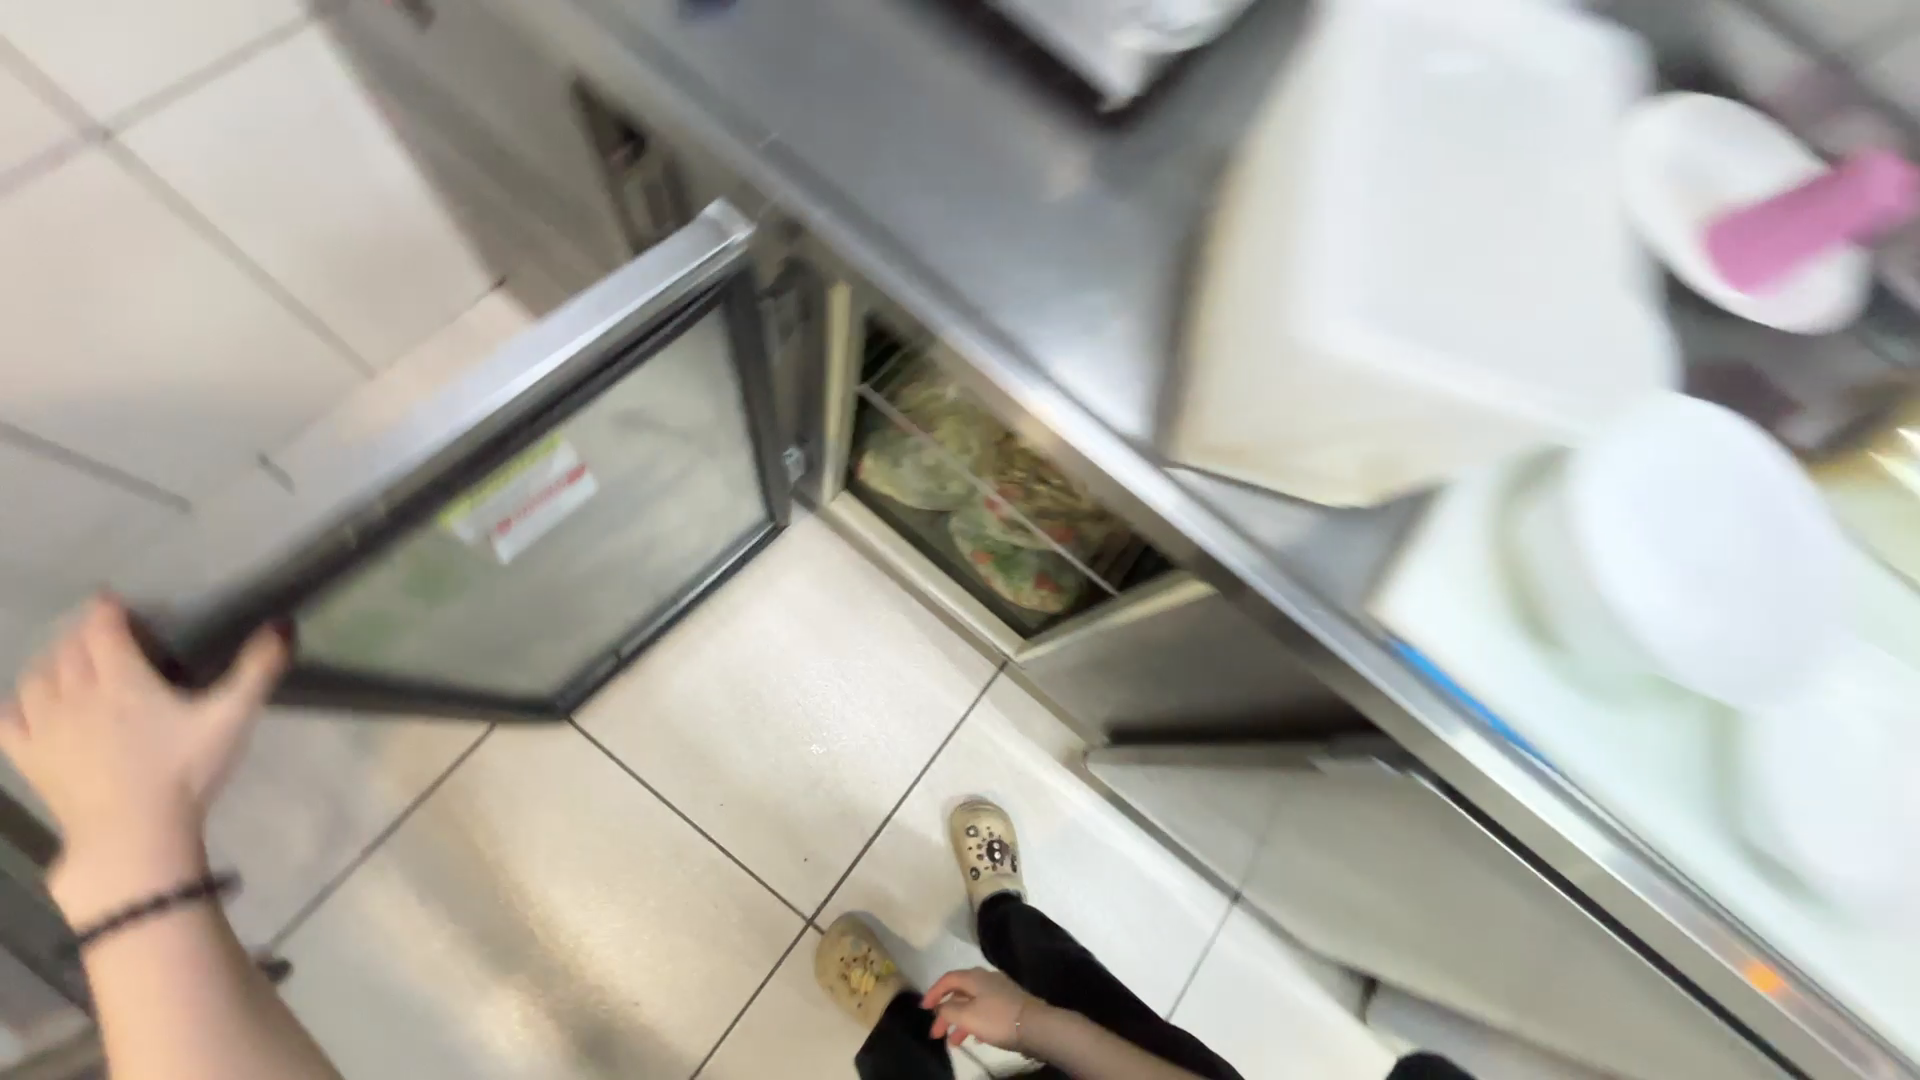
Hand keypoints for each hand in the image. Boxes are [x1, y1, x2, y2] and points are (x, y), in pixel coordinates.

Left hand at [0, 596, 287, 918]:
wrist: (133, 829)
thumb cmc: (187, 768)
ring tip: (67, 657)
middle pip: (67, 650)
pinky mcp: (27, 754)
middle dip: (81, 632)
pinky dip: (15, 700)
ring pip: (35, 678)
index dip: (106, 610)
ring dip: (50, 660)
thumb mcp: (235, 716)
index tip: (111, 597)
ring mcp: (43, 726)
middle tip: (100, 626)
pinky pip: (7, 717)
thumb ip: (258, 669)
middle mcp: (74, 694)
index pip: (103, 631)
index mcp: (122, 681)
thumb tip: (282, 624)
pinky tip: (26, 700)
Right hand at [921, 968, 1041, 1050]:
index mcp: (974, 977)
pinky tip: (975, 1039)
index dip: (933, 992)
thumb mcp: (968, 1016)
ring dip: (960, 1021)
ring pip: (972, 1003)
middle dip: (945, 1013)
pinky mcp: (1009, 1003)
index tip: (923, 1008)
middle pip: (959, 993)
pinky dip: (975, 1022)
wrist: (1035, 1026)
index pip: (948, 979)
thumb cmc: (997, 1019)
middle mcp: (985, 978)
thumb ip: (949, 1011)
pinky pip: (985, 1010)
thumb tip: (941, 1008)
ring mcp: (999, 990)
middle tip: (936, 1034)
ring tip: (953, 1043)